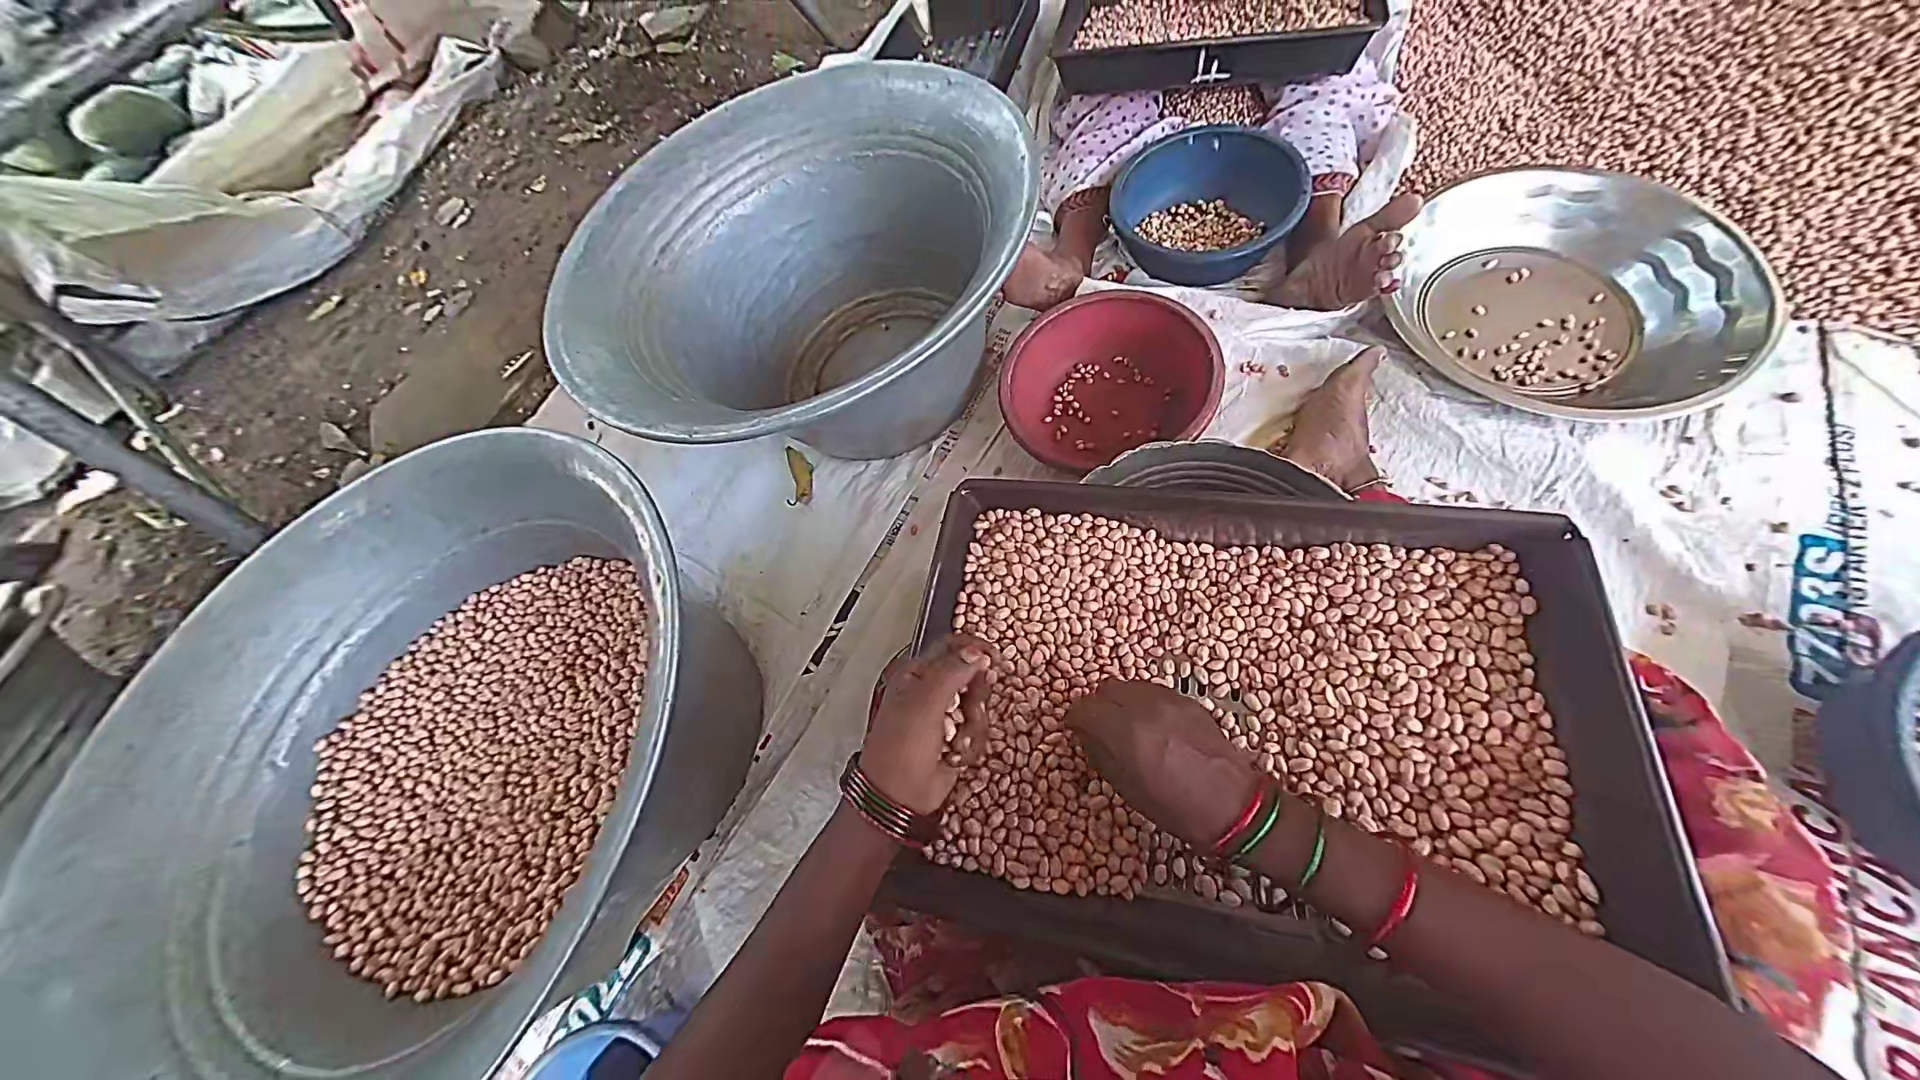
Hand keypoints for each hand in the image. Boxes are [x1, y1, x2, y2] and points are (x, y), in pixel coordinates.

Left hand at [861, 635, 995, 815]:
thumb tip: (977, 652)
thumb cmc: (901, 748)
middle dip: (976, 696)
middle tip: (969, 709)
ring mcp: (946, 714)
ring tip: (955, 740)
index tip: (994, 657)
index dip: (974, 648)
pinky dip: (971, 744)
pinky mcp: (957, 737)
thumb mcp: (925, 704)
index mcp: (917, 673)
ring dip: (973, 726)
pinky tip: (954, 754)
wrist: (899, 797)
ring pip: (979, 705)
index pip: (952, 646)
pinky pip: (979, 730)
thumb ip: (952, 672)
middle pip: (972, 676)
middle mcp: (932, 690)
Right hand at [1065, 680, 1263, 848]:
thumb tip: (1085, 734)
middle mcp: (1145, 708)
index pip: (1084, 708)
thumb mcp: (1128, 788)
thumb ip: (1101, 753)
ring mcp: (1168, 700)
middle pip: (1104, 690)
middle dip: (1096, 707)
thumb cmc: (1177, 808)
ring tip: (1125, 727)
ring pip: (1128, 686)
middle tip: (1098, 728)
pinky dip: (1141, 702)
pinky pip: (1151, 691)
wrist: (1235, 806)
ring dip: (1119, 702)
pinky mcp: (1187, 700)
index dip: (1075, 719)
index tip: (1075, 729)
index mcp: (1126, 733)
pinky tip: (1150, 725)